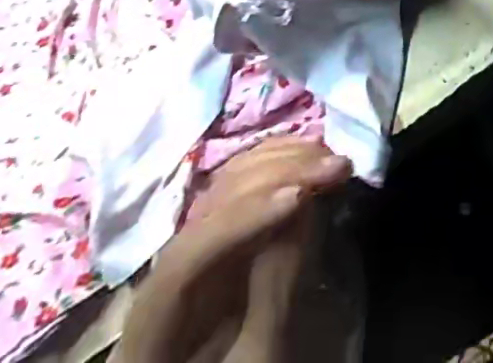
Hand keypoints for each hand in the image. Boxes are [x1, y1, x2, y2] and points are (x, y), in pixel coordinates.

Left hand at [118, 139, 350, 362]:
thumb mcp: (257, 358)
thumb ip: (275, 290)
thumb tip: (302, 210)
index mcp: (156, 314)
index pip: (192, 252)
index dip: (246, 217)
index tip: (301, 195)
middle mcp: (165, 261)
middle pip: (212, 204)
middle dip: (276, 175)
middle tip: (336, 164)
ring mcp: (193, 239)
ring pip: (226, 182)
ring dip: (281, 159)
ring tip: (329, 153)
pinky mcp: (219, 229)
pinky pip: (241, 182)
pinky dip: (276, 160)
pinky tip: (307, 150)